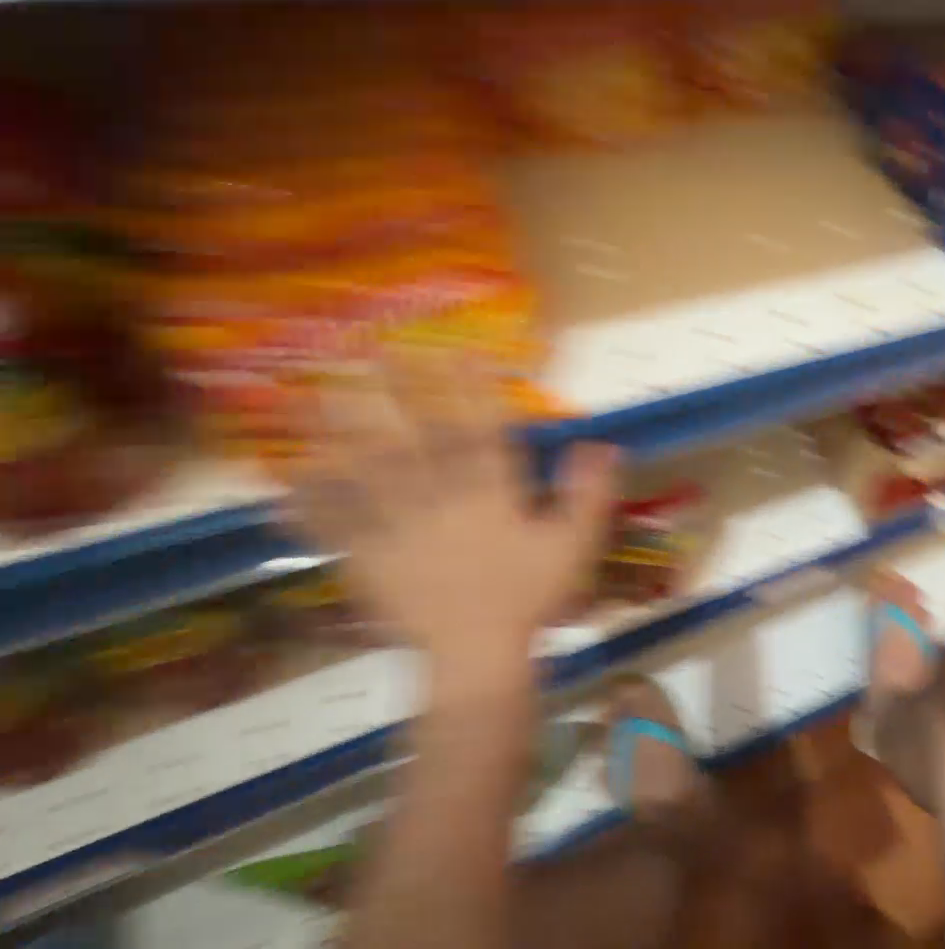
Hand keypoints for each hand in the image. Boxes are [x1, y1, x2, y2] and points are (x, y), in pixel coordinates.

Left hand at [285, 348, 619, 666]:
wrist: (477, 655)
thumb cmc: (531, 596)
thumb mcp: (575, 545)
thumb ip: (589, 494)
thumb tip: (601, 444)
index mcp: (492, 496)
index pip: (480, 430)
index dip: (469, 388)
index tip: (454, 349)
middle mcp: (440, 501)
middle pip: (412, 438)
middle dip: (391, 392)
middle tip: (366, 349)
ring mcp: (396, 530)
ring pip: (364, 471)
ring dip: (337, 429)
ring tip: (311, 390)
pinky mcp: (364, 559)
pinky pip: (332, 525)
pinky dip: (306, 501)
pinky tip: (282, 475)